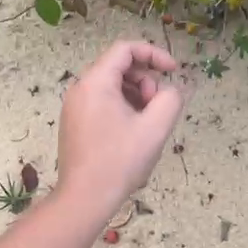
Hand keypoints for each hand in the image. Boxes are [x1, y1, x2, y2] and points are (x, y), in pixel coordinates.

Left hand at [56, 40, 183, 211]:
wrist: (85, 198)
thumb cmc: (120, 161)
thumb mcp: (155, 128)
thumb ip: (171, 99)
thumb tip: (171, 91)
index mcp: (96, 83)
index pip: (125, 49)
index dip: (154, 53)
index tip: (173, 70)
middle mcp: (80, 89)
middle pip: (118, 67)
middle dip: (146, 80)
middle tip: (158, 107)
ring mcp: (74, 108)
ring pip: (112, 87)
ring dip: (137, 96)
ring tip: (148, 124)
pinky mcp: (75, 124)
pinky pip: (103, 103)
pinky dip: (123, 108)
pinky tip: (133, 134)